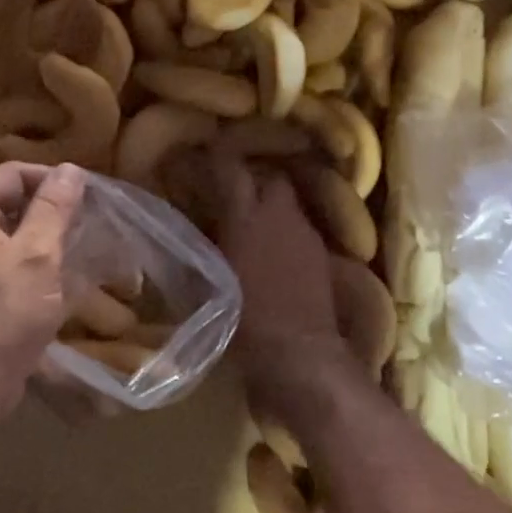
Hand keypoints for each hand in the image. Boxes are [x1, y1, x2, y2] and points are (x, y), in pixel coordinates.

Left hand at [0, 162, 86, 413]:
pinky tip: (64, 278)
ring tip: (84, 247)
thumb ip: (53, 209)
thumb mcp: (36, 256)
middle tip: (91, 222)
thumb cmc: (3, 316)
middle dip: (51, 209)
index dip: (49, 178)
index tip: (88, 196)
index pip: (10, 174)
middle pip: (9, 202)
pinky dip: (35, 265)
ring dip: (47, 239)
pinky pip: (9, 264)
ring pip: (12, 236)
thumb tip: (70, 169)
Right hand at [214, 154, 368, 404]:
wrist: (299, 356)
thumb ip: (201, 249)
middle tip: (225, 192)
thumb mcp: (209, 284)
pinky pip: (299, 230)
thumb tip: (189, 231)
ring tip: (246, 223)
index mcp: (246, 218)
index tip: (197, 156)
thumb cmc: (244, 324)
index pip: (231, 170)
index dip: (214, 159)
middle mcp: (280, 216)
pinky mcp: (322, 257)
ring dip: (268, 207)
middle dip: (250, 179)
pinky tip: (269, 251)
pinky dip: (283, 232)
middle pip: (269, 179)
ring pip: (286, 204)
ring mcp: (307, 235)